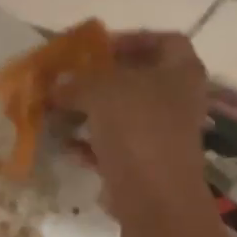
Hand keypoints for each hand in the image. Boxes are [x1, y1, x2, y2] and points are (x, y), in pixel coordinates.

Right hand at [55, 31, 208, 213]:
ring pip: (120, 114)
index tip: (94, 49)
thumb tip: (56, 84)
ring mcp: (160, 133)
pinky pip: (111, 145)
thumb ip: (77, 82)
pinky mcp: (143, 163)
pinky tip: (63, 145)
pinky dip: (88, 143)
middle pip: (135, 79)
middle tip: (67, 82)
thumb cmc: (138, 130)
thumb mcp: (102, 92)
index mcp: (180, 70)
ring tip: (57, 113)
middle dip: (98, 81)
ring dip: (87, 113)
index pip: (160, 41)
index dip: (128, 40)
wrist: (153, 196)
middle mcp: (176, 98)